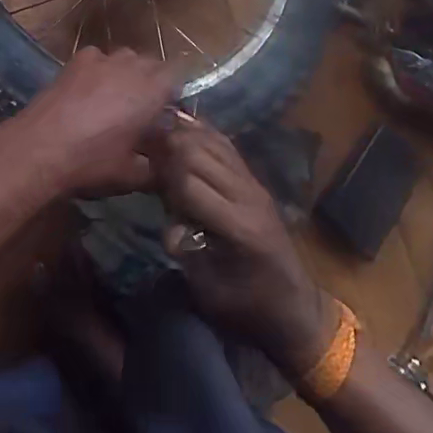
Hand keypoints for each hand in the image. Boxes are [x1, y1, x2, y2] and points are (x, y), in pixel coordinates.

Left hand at [0, 47, 177, 195]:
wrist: (40, 146)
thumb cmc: (92, 161)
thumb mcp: (132, 174)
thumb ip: (156, 168)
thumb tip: (166, 166)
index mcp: (150, 91)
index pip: (177, 74)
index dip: (175, 90)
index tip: (170, 109)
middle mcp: (129, 67)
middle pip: (151, 63)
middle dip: (153, 81)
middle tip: (145, 108)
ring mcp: (100, 60)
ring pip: (125, 57)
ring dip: (127, 72)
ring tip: (117, 98)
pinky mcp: (75, 61)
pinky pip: (97, 57)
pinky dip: (100, 68)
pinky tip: (90, 88)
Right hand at [156, 114, 332, 374]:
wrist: (295, 309)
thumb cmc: (247, 308)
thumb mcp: (209, 293)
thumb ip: (185, 253)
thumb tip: (167, 227)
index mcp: (238, 227)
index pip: (188, 183)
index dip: (159, 174)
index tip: (137, 170)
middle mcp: (247, 195)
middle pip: (197, 152)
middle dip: (164, 147)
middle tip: (140, 150)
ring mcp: (253, 183)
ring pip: (210, 140)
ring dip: (180, 133)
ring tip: (154, 134)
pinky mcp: (254, 179)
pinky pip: (223, 143)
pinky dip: (199, 130)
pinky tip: (178, 123)